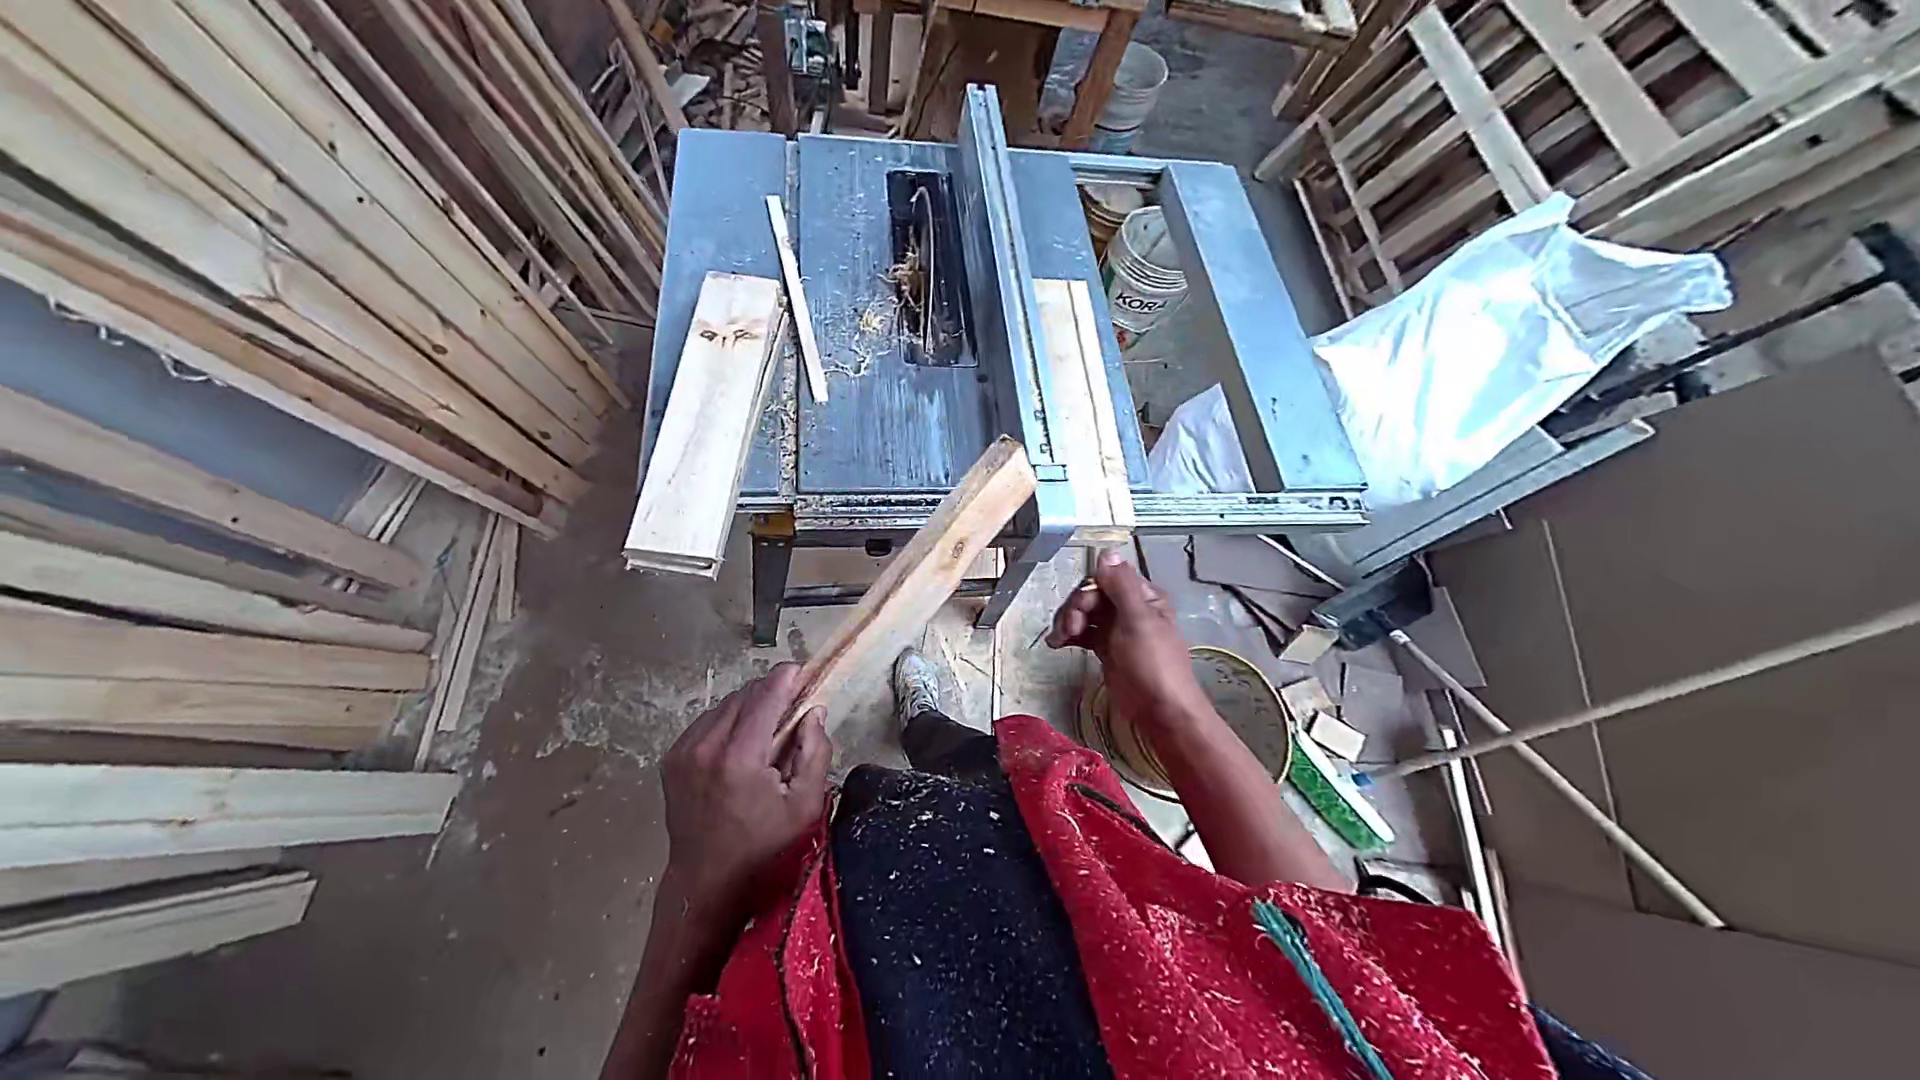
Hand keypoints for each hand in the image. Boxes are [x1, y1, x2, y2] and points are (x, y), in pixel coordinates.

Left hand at [660, 663, 831, 920]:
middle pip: (745, 694)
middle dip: (772, 693)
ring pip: (726, 704)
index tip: (802, 670)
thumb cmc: (763, 846)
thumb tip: (814, 712)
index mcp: (739, 759)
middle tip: (793, 707)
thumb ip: (815, 752)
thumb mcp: (806, 805)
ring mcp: (684, 751)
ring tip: (768, 729)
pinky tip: (743, 742)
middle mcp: (706, 747)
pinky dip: (730, 720)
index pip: (765, 697)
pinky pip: (708, 720)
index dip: (786, 678)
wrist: (705, 880)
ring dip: (751, 706)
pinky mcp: (673, 756)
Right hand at [1047, 550, 1211, 732]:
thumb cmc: (1153, 664)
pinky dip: (1069, 636)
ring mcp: (1117, 629)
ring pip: (1085, 613)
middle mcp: (1130, 608)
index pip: (1107, 579)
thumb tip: (1107, 552)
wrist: (1160, 710)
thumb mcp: (1138, 620)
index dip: (1089, 591)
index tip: (1080, 610)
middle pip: (1092, 596)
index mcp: (1143, 596)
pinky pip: (1084, 633)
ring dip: (1068, 622)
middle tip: (1069, 629)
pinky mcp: (1107, 648)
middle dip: (1075, 609)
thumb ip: (1121, 586)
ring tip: (1059, 640)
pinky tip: (1058, 644)